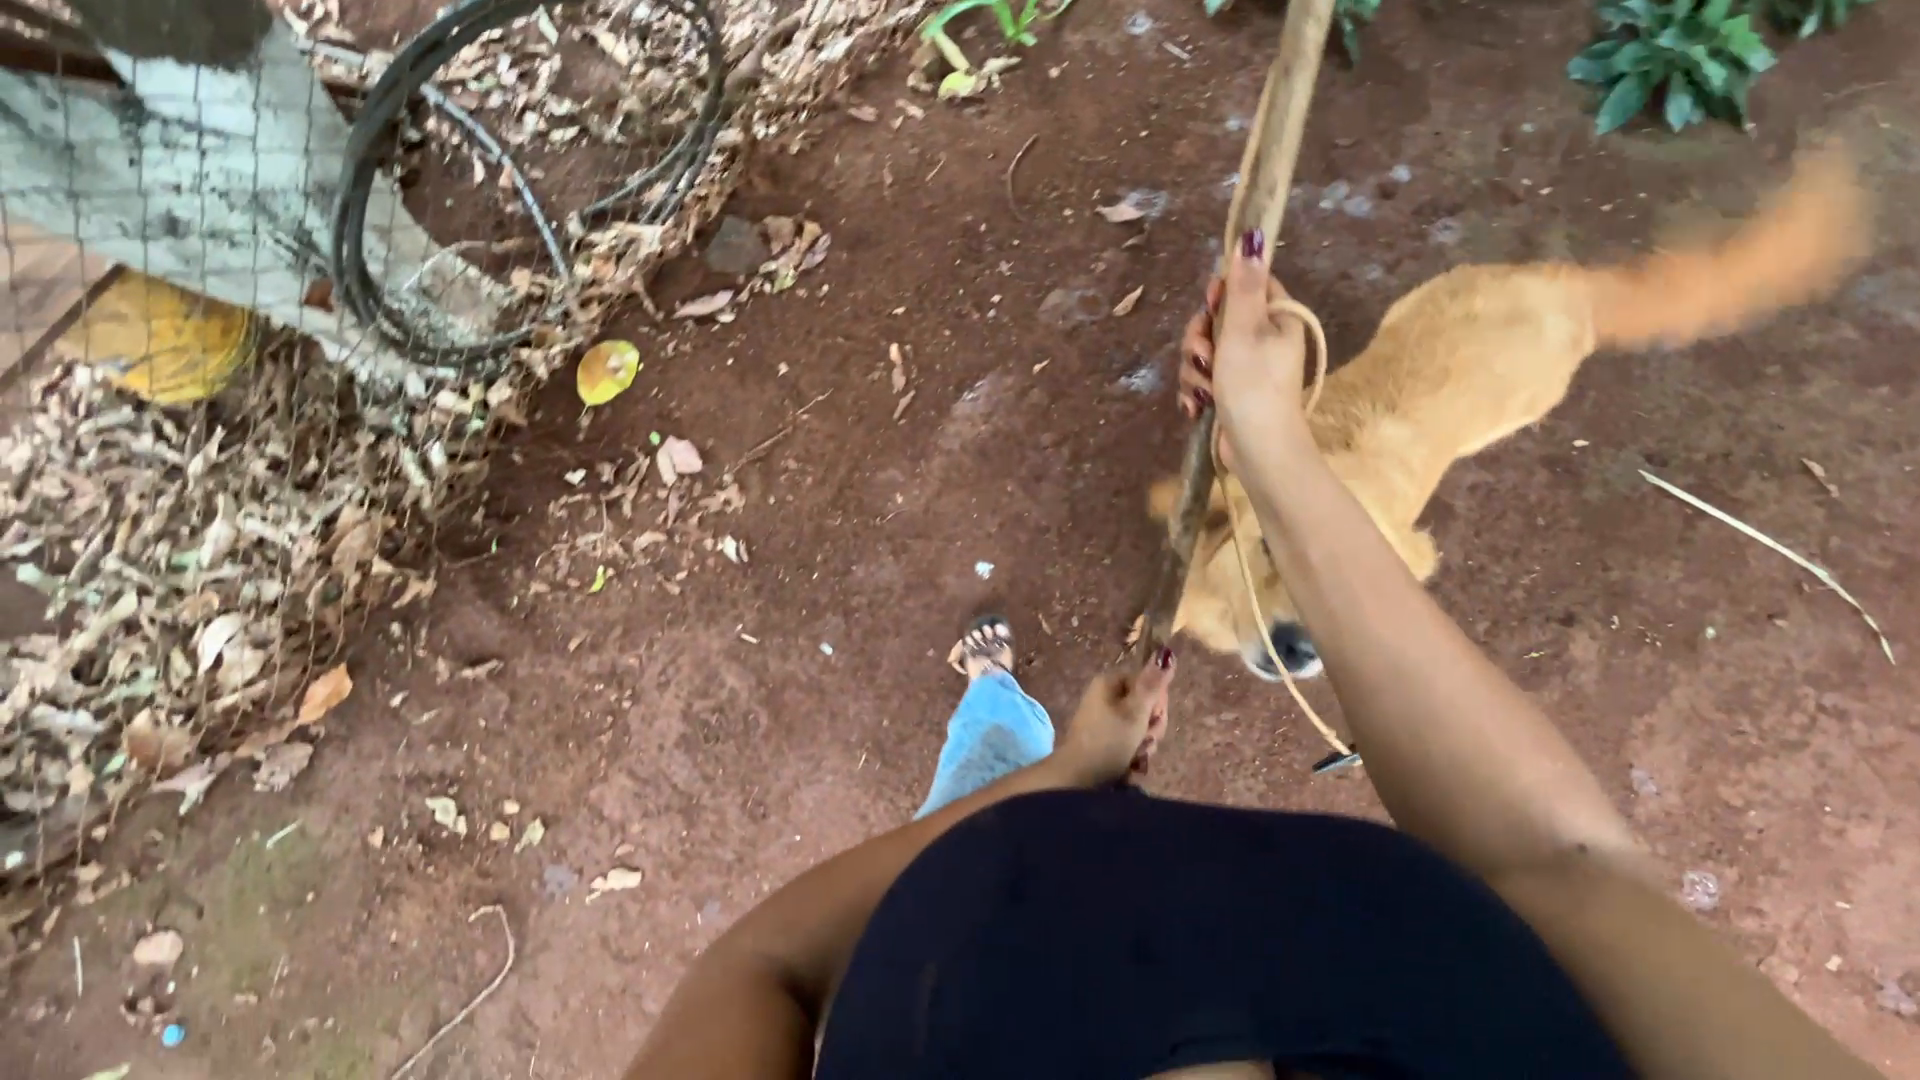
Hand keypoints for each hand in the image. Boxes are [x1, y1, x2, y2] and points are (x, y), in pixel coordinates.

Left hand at [1052, 648, 1176, 786]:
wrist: (1076, 779)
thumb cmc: (1107, 742)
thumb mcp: (1135, 712)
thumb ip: (1153, 684)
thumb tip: (1166, 652)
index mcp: (1110, 682)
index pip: (1149, 682)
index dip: (1158, 702)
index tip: (1154, 719)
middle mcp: (1105, 696)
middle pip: (1146, 705)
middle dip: (1152, 727)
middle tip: (1144, 741)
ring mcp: (1103, 718)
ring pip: (1140, 726)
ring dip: (1145, 743)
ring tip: (1136, 756)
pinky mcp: (1103, 739)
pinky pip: (1129, 741)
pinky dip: (1134, 753)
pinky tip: (1131, 765)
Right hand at [1177, 229, 1310, 469]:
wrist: (1259, 448)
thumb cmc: (1254, 385)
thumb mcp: (1245, 329)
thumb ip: (1244, 285)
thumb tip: (1253, 236)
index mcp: (1276, 319)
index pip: (1246, 288)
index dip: (1220, 296)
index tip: (1209, 309)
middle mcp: (1263, 341)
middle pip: (1217, 322)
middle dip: (1199, 342)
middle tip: (1203, 358)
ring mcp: (1245, 371)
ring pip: (1204, 354)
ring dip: (1194, 372)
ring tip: (1202, 391)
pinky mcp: (1230, 395)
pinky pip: (1203, 381)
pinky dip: (1196, 393)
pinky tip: (1196, 408)